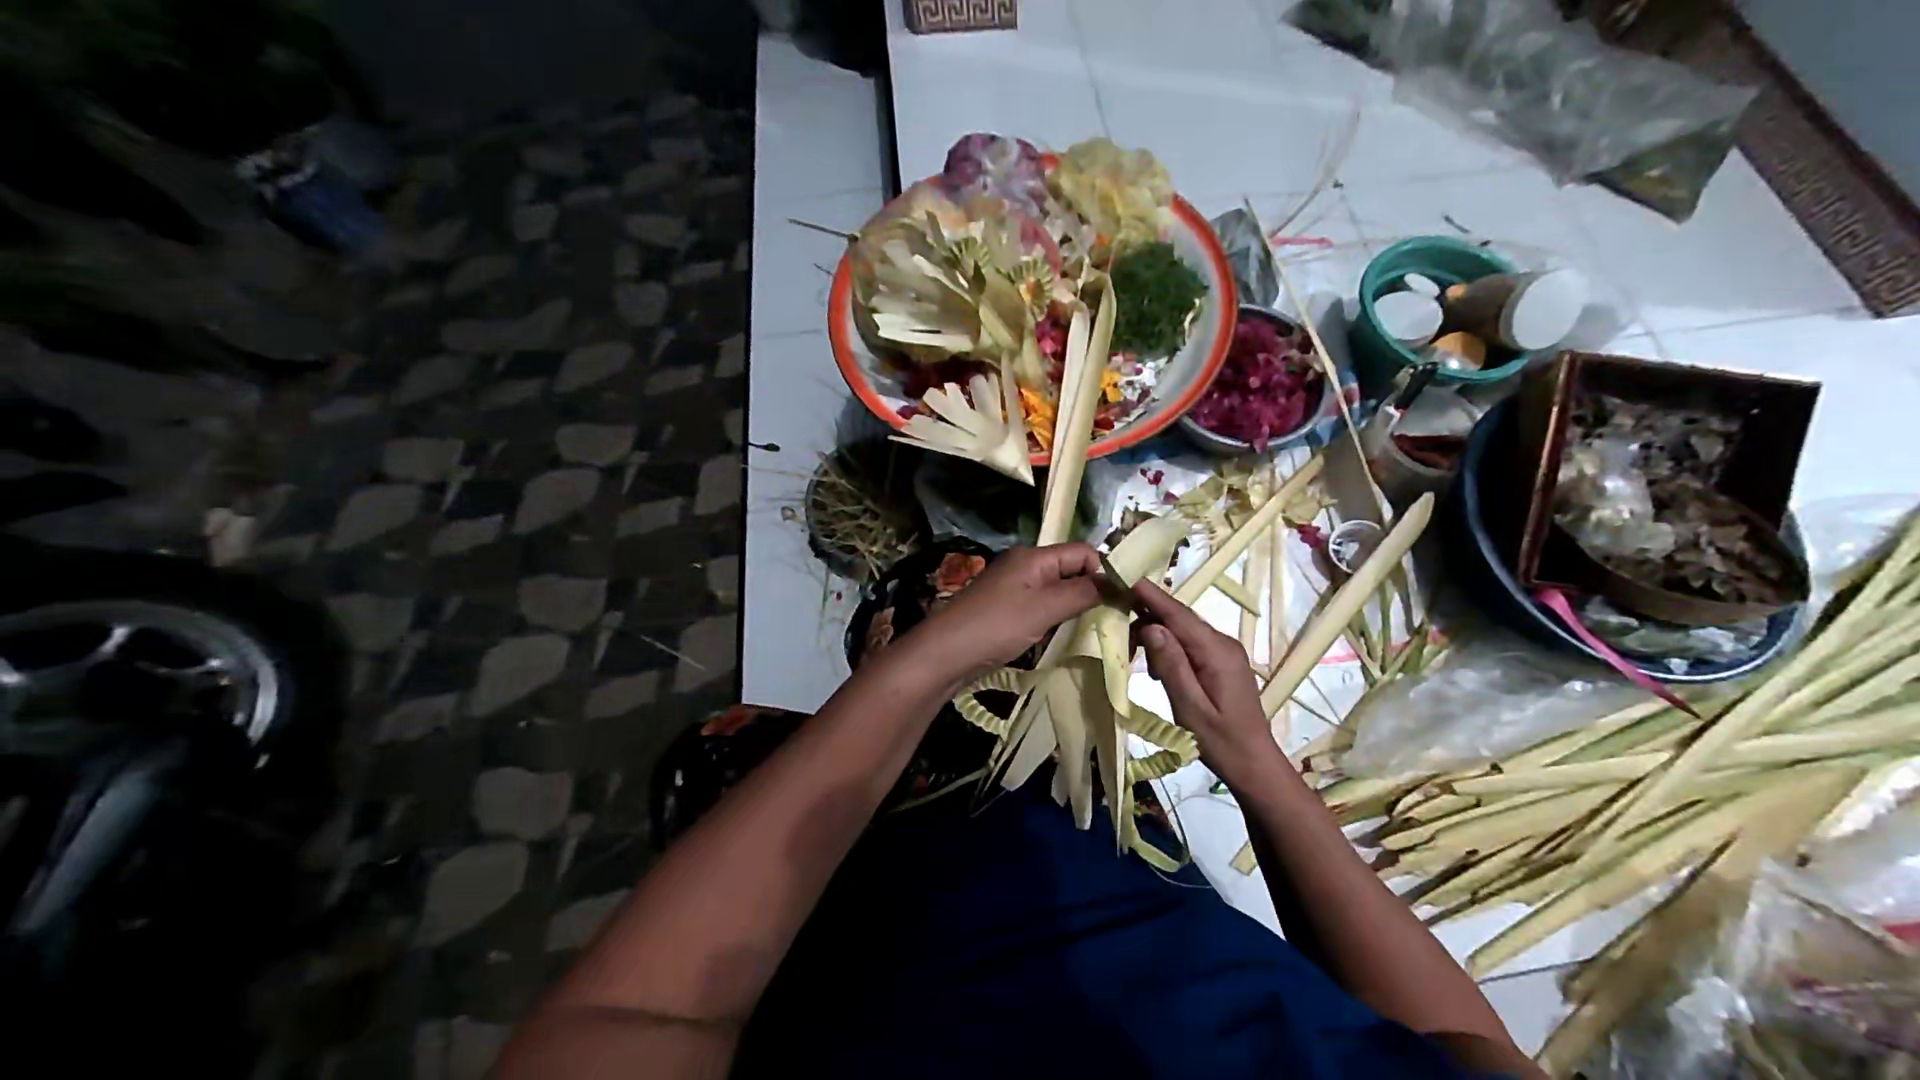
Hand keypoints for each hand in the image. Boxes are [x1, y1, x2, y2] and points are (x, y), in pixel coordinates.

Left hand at [907, 543, 1103, 680]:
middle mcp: (1025, 565)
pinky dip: (1055, 617)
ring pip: (1057, 589)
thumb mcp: (1045, 608)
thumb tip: (1117, 583)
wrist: (946, 652)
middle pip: (1070, 569)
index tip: (1122, 600)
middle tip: (1113, 618)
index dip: (1104, 571)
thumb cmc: (996, 626)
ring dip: (1074, 606)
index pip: (1083, 551)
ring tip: (1093, 628)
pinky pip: (1041, 605)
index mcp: (1034, 557)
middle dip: (1092, 590)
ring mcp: (1014, 587)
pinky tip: (1062, 634)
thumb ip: (1082, 593)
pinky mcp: (1006, 608)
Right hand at [1130, 578, 1287, 785]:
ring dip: (1156, 635)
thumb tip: (1150, 627)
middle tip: (1115, 625)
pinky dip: (1168, 648)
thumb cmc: (1220, 741)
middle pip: (1179, 618)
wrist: (1255, 765)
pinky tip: (1157, 667)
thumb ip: (1171, 664)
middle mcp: (1222, 643)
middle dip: (1146, 616)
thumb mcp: (1189, 706)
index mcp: (1216, 651)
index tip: (1124, 576)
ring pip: (1182, 630)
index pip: (1177, 613)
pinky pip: (1189, 643)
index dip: (1149, 594)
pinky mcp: (1221, 662)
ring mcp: (1224, 651)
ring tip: (1133, 654)